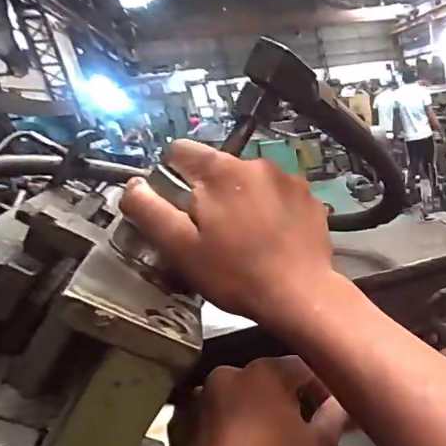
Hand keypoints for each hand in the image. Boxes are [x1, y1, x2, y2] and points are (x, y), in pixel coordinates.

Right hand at [120, 139, 336, 326]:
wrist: (301, 293)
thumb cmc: (236, 274)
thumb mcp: (179, 246)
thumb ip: (149, 210)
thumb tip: (134, 186)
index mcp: (221, 170)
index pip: (180, 151)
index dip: (170, 176)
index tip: (176, 206)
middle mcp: (259, 165)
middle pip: (219, 169)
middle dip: (210, 193)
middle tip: (212, 233)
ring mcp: (290, 181)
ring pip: (252, 183)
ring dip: (244, 201)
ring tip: (245, 239)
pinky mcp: (311, 199)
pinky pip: (281, 196)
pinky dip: (272, 210)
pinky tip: (272, 239)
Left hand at [172, 357, 348, 445]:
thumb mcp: (321, 445)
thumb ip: (333, 414)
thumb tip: (337, 402)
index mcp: (263, 373)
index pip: (303, 369)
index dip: (322, 389)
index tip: (330, 411)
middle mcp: (226, 378)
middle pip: (267, 380)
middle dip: (287, 397)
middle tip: (303, 424)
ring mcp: (198, 404)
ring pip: (239, 399)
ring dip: (256, 411)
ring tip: (272, 439)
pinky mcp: (179, 431)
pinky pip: (214, 420)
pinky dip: (229, 428)